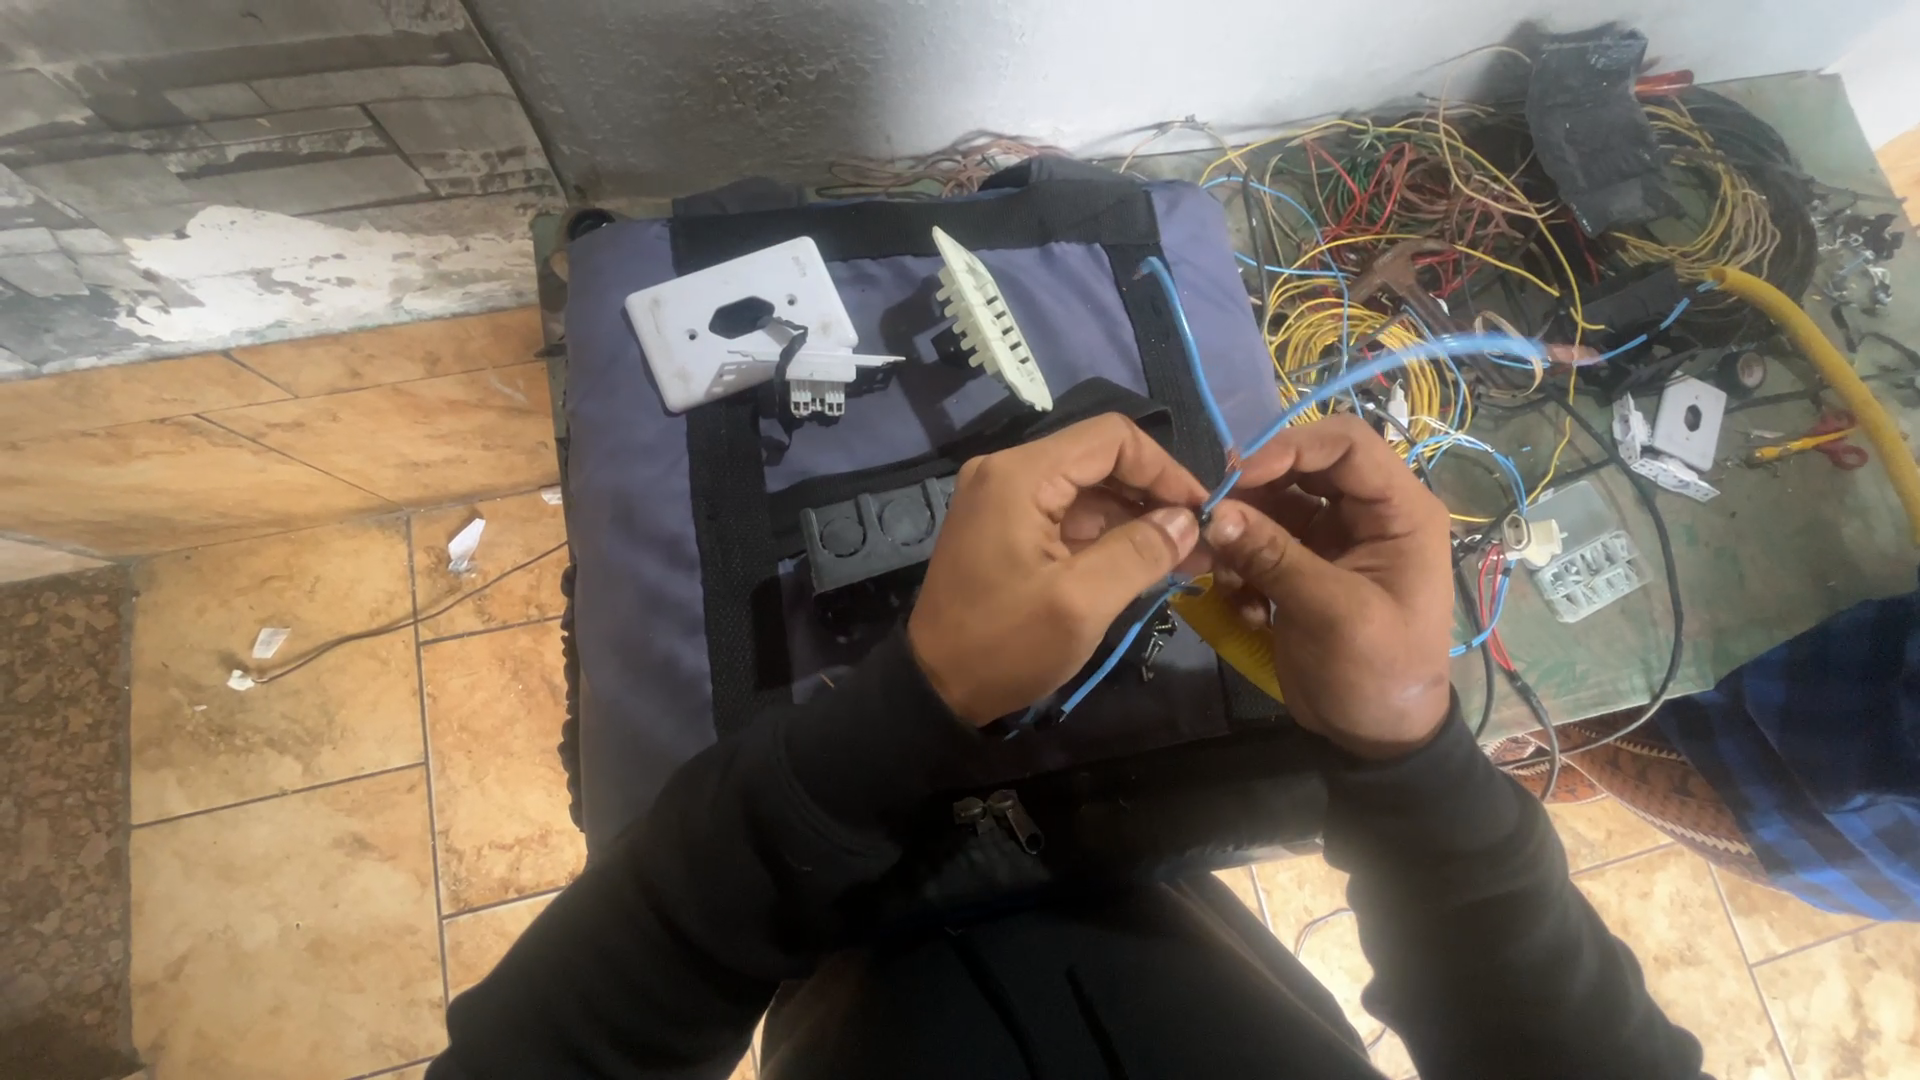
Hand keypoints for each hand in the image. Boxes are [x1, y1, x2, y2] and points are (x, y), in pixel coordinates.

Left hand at [909, 414, 1207, 724]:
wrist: (935, 686)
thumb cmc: (1004, 644)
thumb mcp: (1080, 602)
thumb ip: (1139, 552)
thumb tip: (1186, 520)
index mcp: (1020, 475)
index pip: (1110, 439)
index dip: (1164, 469)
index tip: (1202, 511)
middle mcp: (1007, 473)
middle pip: (1098, 461)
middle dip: (1153, 497)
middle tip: (1199, 540)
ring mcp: (1002, 499)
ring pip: (1086, 491)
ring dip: (1134, 519)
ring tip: (1184, 557)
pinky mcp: (1004, 528)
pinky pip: (1065, 516)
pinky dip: (1105, 535)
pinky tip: (1143, 562)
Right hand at [1203, 415, 1452, 758]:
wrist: (1374, 734)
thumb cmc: (1378, 671)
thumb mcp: (1332, 613)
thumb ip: (1274, 557)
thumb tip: (1213, 514)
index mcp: (1397, 511)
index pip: (1345, 445)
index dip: (1290, 447)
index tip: (1237, 475)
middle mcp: (1361, 514)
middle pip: (1297, 470)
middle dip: (1252, 495)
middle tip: (1211, 525)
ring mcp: (1324, 541)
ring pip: (1266, 507)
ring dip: (1237, 538)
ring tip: (1227, 580)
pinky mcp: (1295, 567)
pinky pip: (1253, 544)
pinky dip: (1238, 570)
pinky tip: (1245, 610)